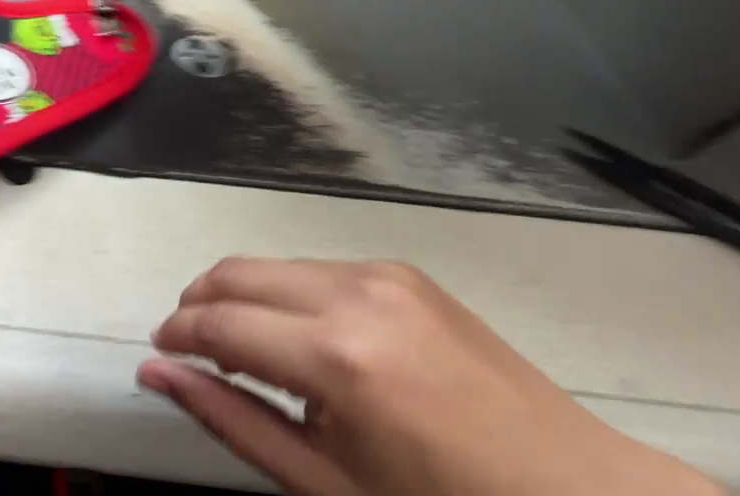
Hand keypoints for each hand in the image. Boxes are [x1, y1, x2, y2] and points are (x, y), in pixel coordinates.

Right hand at [139, 258, 721, 495]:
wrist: (586, 495)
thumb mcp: (328, 482)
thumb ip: (231, 418)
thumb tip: (154, 375)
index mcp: (337, 356)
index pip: (218, 324)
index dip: (177, 336)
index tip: (159, 354)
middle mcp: (353, 294)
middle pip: (234, 275)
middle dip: (198, 305)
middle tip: (192, 352)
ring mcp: (383, 276)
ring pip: (270, 266)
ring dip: (241, 299)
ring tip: (249, 353)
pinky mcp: (404, 272)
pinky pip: (315, 270)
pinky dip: (285, 295)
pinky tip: (304, 342)